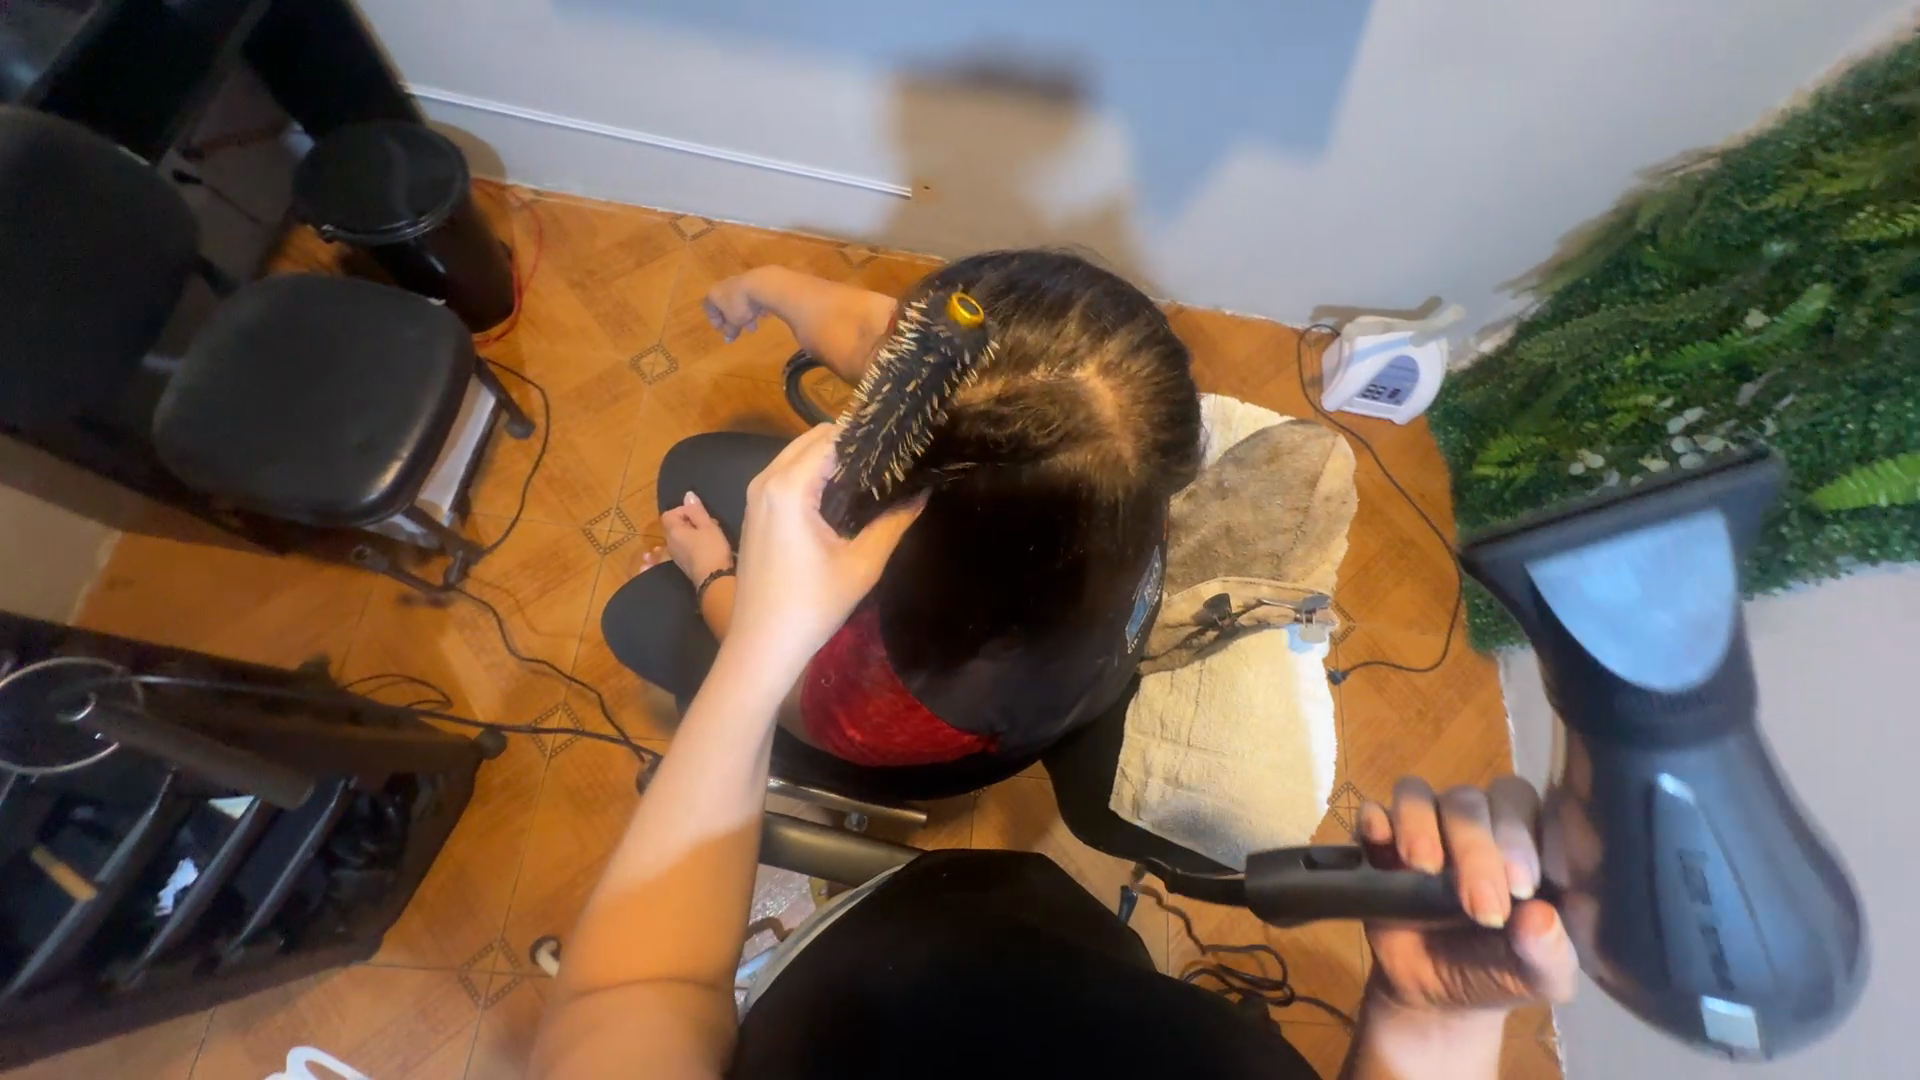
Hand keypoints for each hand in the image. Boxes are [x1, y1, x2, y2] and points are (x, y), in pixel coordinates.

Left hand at [641, 492, 733, 585]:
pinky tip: (700, 550)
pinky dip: (690, 547)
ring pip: (680, 539)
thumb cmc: (712, 549)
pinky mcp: (684, 567)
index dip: (683, 511)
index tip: (700, 514)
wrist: (714, 580)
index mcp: (673, 531)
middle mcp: (670, 544)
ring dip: (691, 535)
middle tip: (708, 524)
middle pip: (674, 527)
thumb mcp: (708, 526)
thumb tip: (687, 495)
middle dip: (689, 523)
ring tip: (709, 537)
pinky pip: (683, 551)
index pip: (669, 514)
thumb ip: (697, 511)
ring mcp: (675, 557)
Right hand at [704, 272, 766, 341]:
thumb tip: (727, 339)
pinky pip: (753, 296)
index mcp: (714, 294)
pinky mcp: (755, 281)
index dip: (714, 320)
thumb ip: (730, 331)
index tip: (722, 330)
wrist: (761, 285)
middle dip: (733, 319)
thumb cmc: (740, 305)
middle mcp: (724, 286)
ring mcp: (740, 282)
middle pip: (726, 304)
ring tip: (754, 326)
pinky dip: (756, 306)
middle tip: (739, 330)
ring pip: (740, 300)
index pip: (709, 308)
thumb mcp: (734, 322)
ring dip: (746, 314)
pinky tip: (763, 314)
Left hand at [727, 424, 922, 664]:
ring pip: (798, 454)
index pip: (832, 437)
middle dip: (850, 441)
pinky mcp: (755, 510)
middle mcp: (767, 480)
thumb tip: (924, 492)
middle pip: (812, 438)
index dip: (866, 434)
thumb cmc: (812, 605)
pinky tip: (844, 492)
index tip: (900, 440)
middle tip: (891, 457)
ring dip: (831, 456)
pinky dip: (813, 472)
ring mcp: (756, 494)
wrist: (762, 644)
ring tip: (873, 472)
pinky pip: (787, 473)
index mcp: (789, 487)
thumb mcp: (862, 564)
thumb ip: (894, 521)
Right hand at [1357, 777, 1576, 1013]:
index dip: (1518, 832)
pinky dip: (1374, 820)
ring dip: (1418, 823)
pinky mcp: (1375, 841)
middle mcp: (1468, 825)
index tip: (1521, 885)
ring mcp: (1418, 827)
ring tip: (1423, 866)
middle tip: (1478, 906)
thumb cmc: (1497, 970)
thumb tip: (1540, 917)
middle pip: (1467, 800)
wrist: (1432, 991)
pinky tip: (1380, 844)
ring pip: (1415, 793)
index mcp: (1515, 842)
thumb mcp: (1539, 978)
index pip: (1519, 803)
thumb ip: (1548, 953)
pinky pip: (1370, 811)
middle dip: (1473, 846)